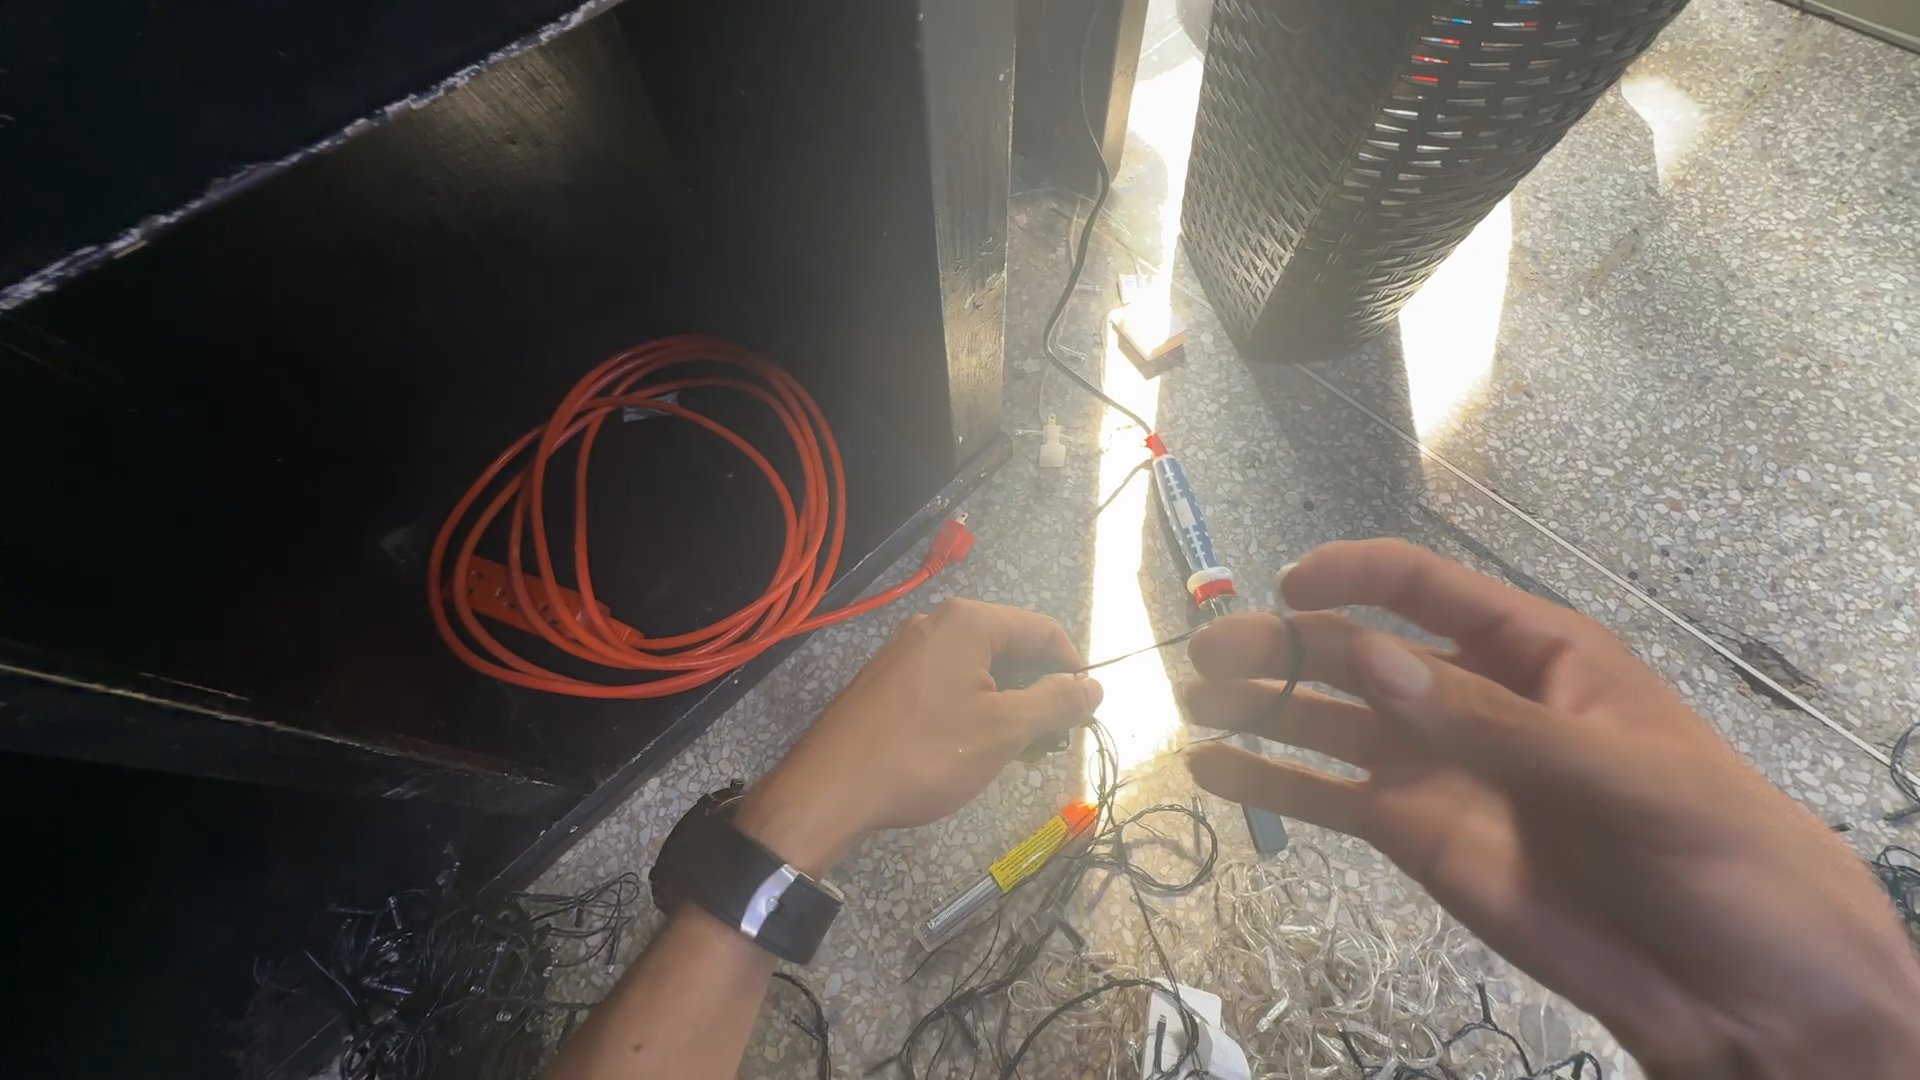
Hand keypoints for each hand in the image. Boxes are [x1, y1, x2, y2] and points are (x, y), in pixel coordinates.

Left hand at [736, 599, 1101, 875]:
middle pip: (1010, 647)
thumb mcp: (1004, 729)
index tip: (1082, 713)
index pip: (1043, 630)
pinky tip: (972, 747)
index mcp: (968, 622)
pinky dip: (973, 708)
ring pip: (979, 669)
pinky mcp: (889, 679)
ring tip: (1013, 753)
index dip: (1072, 669)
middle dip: (1037, 691)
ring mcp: (908, 650)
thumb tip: (1094, 685)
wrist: (830, 787)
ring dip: (1007, 705)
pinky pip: (948, 682)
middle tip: (1047, 743)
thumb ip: (1056, 702)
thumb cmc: (926, 752)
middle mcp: (937, 624)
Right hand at [1183, 539, 1919, 1077]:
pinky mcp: (1401, 824)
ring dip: (1256, 704)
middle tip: (1210, 654)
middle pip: (1350, 651)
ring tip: (1196, 703)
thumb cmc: (1714, 856)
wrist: (1739, 997)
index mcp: (1523, 651)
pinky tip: (1210, 769)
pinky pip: (1318, 793)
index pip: (1421, 588)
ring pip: (1321, 717)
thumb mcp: (1624, 776)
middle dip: (1279, 645)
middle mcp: (1456, 693)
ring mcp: (1423, 759)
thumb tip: (1369, 658)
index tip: (1289, 587)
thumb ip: (1492, 720)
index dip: (1351, 574)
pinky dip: (1263, 780)